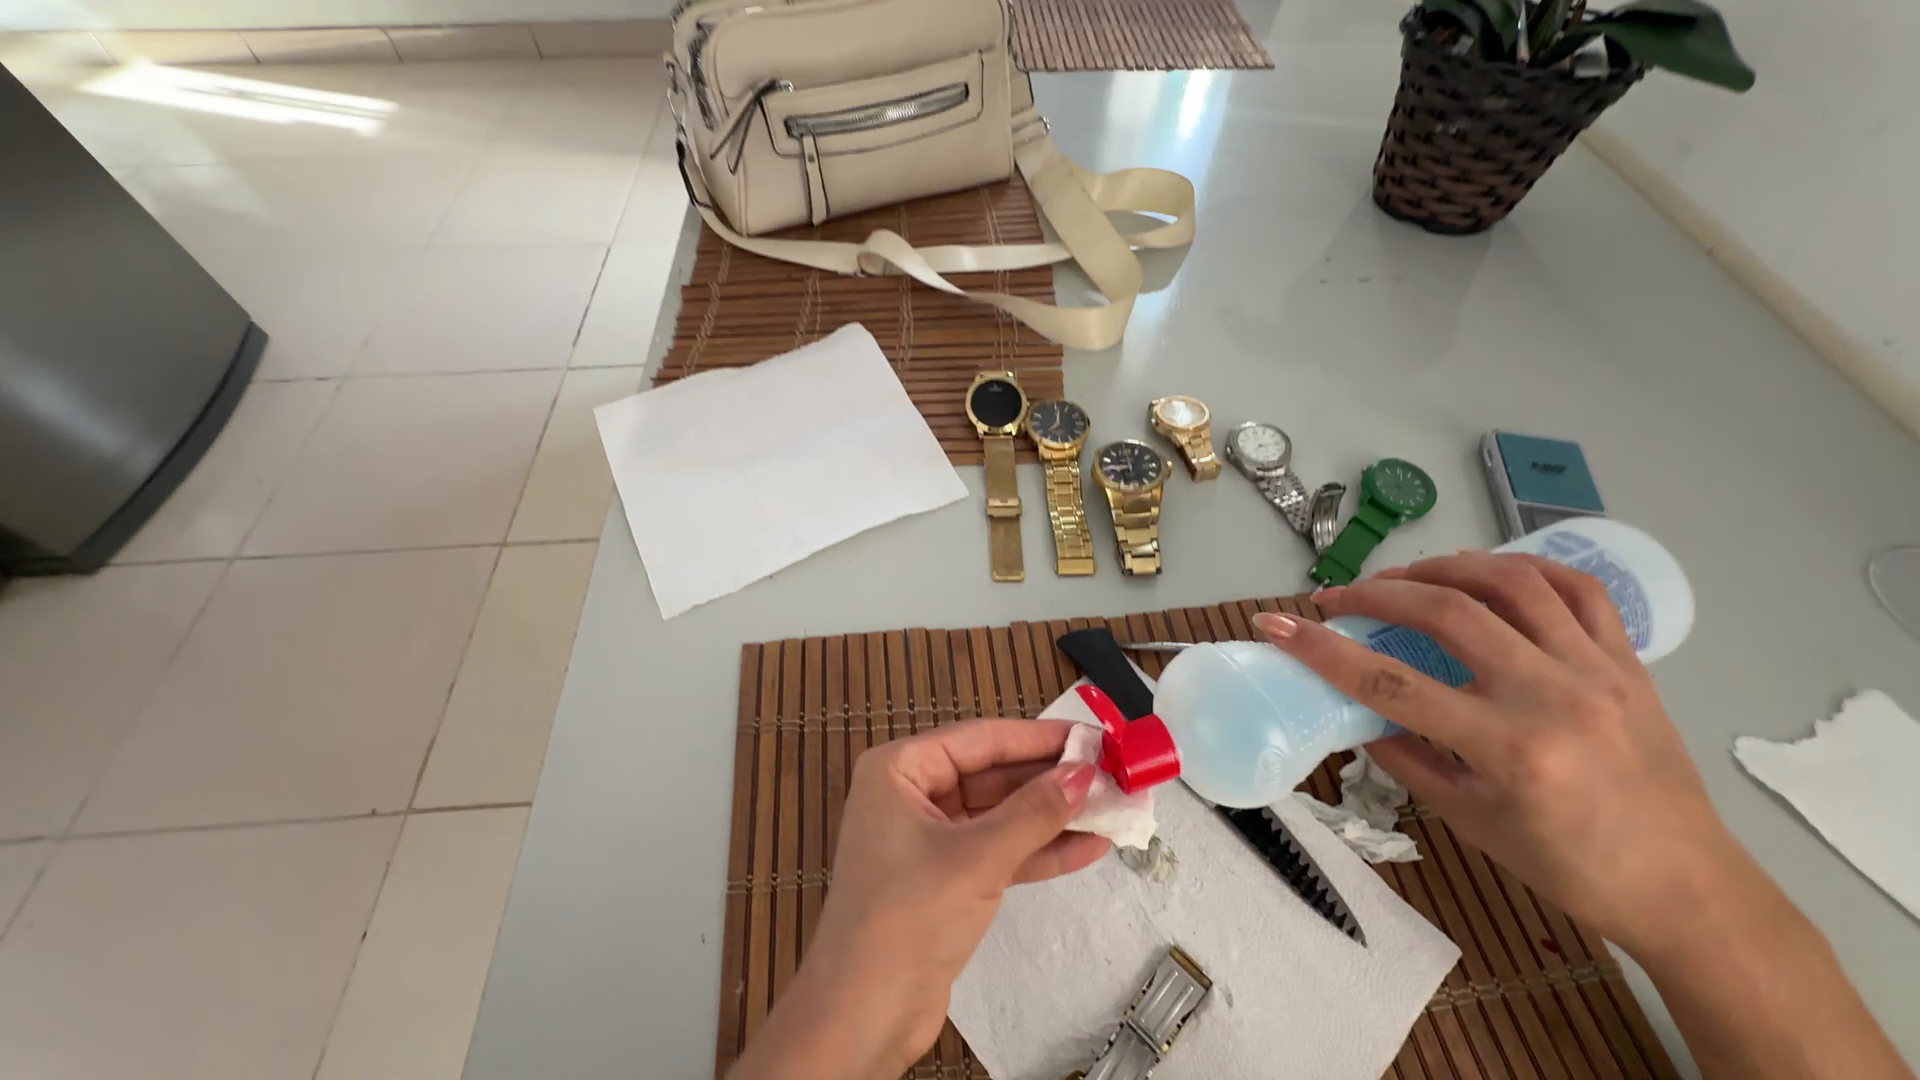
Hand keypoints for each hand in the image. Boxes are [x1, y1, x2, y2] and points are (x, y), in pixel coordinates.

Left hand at [728, 719, 1107, 1079]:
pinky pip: (1000, 851)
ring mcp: (929, 838)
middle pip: (994, 774)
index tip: (1092, 736)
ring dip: (1053, 815)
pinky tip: (1089, 846)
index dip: (1039, 737)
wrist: (863, 1015)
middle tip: (1112, 772)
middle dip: (1052, 778)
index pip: (981, 739)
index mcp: (900, 770)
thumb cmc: (907, 918)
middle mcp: (912, 794)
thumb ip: (1034, 812)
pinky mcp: (947, 878)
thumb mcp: (977, 858)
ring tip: (1112, 807)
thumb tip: (1084, 773)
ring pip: (1002, 814)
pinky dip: (1040, 851)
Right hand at [1253, 553, 1737, 960]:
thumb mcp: (1469, 819)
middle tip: (1336, 596)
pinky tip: (1484, 572)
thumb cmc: (1570, 867)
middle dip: (1376, 594)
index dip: (1323, 650)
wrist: (1688, 887)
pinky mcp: (1628, 661)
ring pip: (1510, 583)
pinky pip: (1575, 589)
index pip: (1392, 683)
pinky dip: (1521, 567)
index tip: (1276, 624)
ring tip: (1402, 576)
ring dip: (1441, 567)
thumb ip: (1406, 756)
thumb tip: (1357, 712)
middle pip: (1447, 613)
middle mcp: (1553, 695)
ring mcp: (1597, 670)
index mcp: (1509, 748)